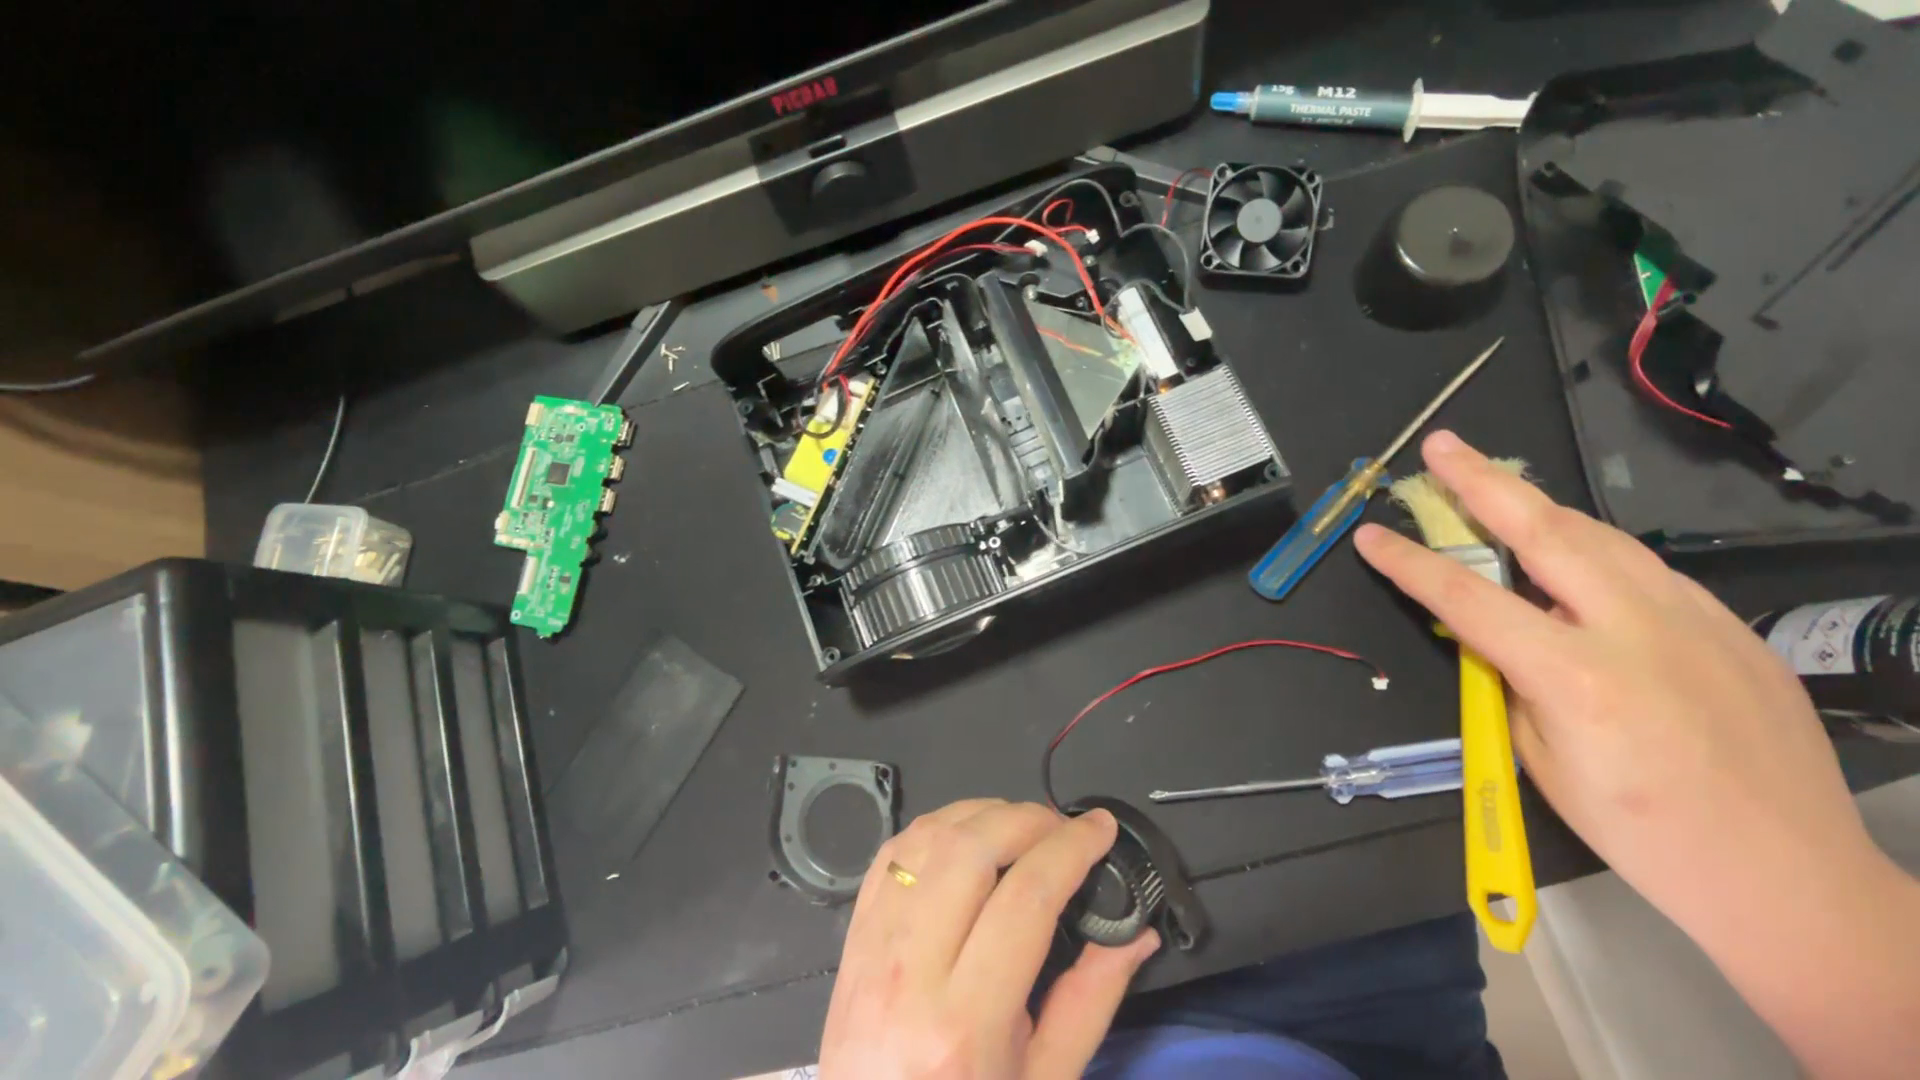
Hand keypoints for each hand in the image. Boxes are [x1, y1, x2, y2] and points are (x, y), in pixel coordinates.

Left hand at [819, 800, 1158, 1078]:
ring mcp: (871, 947)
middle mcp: (910, 972)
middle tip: (1063, 829)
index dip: (1070, 849)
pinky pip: (891, 853)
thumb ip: (1089, 1002)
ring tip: (1021, 827)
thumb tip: (1136, 934)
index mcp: (964, 1022)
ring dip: (980, 814)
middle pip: (968, 850)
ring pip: (925, 838)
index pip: (1024, 899)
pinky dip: (935, 828)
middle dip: (1026, 820)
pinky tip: (966, 837)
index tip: (1101, 828)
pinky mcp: (852, 935)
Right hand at [1354, 431, 1918, 1076]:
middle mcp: (1636, 628)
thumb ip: (1508, 685)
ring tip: (1498, 487)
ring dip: (1540, 506)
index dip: (1409, 562)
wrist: (1785, 874)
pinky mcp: (1731, 625)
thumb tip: (1485, 637)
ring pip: (1603, 536)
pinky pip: (1648, 569)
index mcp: (1574, 675)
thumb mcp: (1542, 761)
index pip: (1468, 598)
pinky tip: (1577, 558)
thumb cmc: (1641, 834)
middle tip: (1442, 445)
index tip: (1371, 536)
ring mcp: (1695, 618)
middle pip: (1544, 531)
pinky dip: (1597, 551)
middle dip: (1482, 481)